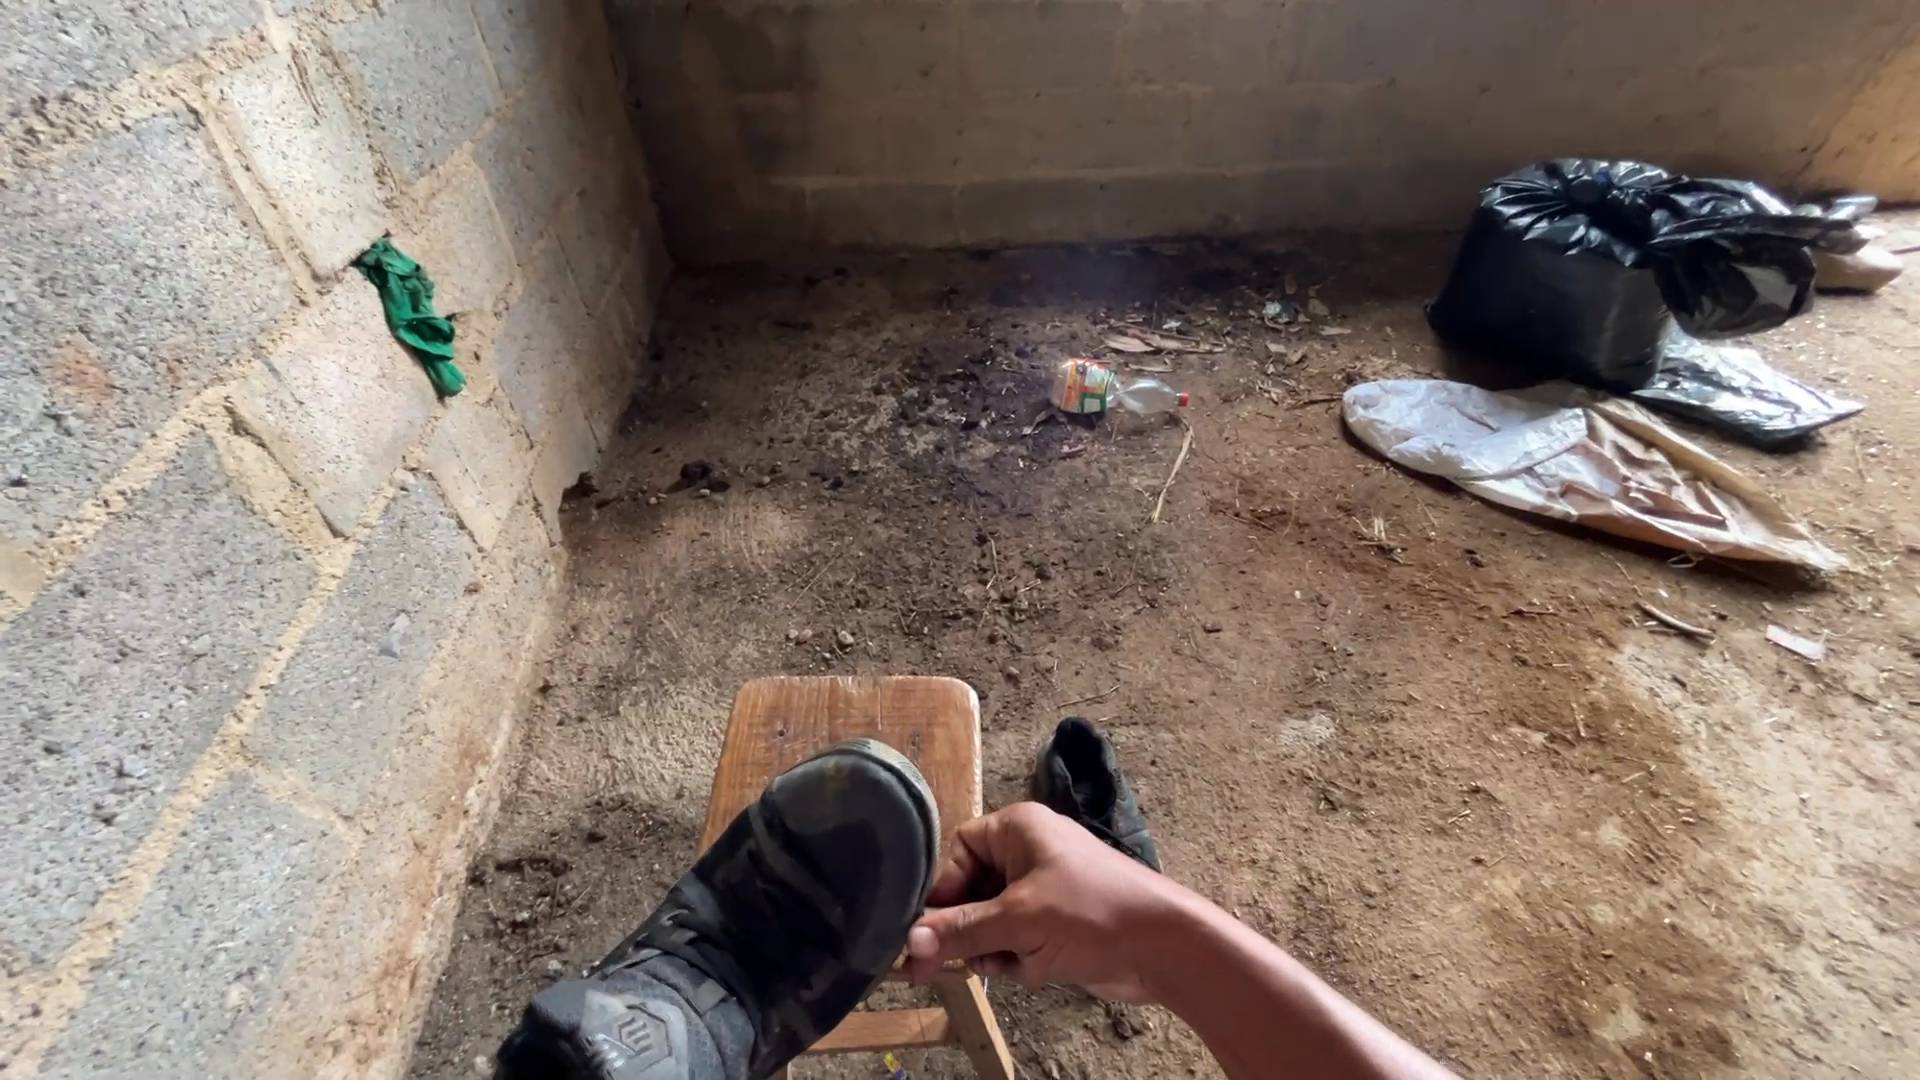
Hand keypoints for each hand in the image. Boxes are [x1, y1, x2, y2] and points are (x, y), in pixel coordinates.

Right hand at [904, 802, 1184, 1000]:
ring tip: (1011, 961)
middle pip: (972, 888)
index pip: (960, 850)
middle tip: (952, 962)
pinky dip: (1017, 956)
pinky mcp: (1054, 920)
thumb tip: (909, 943)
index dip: (943, 889)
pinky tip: (1034, 968)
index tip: (927, 930)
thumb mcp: (1019, 921)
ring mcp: (1042, 886)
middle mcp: (1026, 850)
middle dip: (969, 926)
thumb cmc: (1089, 911)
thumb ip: (962, 931)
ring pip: (991, 919)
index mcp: (1017, 828)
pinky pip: (1015, 936)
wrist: (1163, 945)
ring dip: (994, 946)